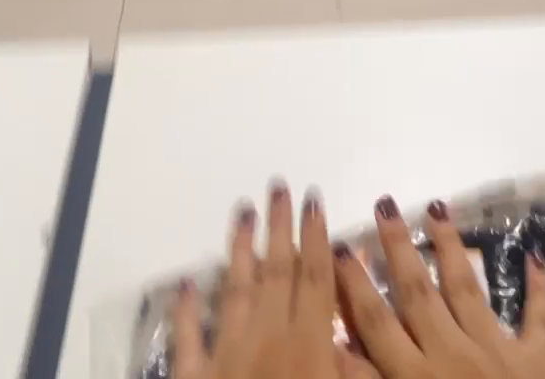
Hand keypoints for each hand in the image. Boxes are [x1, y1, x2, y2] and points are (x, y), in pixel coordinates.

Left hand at [174, 183, 348, 378]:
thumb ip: (355, 360)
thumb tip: (358, 315)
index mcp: (308, 345)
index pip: (315, 279)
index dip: (315, 236)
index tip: (313, 198)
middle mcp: (268, 338)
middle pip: (276, 272)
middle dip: (279, 225)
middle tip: (277, 184)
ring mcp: (227, 355)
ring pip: (236, 291)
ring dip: (240, 249)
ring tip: (242, 210)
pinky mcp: (196, 378)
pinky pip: (189, 339)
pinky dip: (186, 311)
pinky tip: (186, 284)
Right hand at [334, 196, 544, 378]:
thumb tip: (334, 349)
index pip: (376, 324)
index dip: (354, 286)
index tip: (338, 247)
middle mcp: (451, 358)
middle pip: (417, 292)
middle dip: (398, 247)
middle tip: (384, 205)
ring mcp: (495, 354)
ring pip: (467, 288)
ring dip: (450, 246)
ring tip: (437, 206)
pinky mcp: (535, 362)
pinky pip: (538, 317)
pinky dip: (539, 287)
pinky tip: (535, 254)